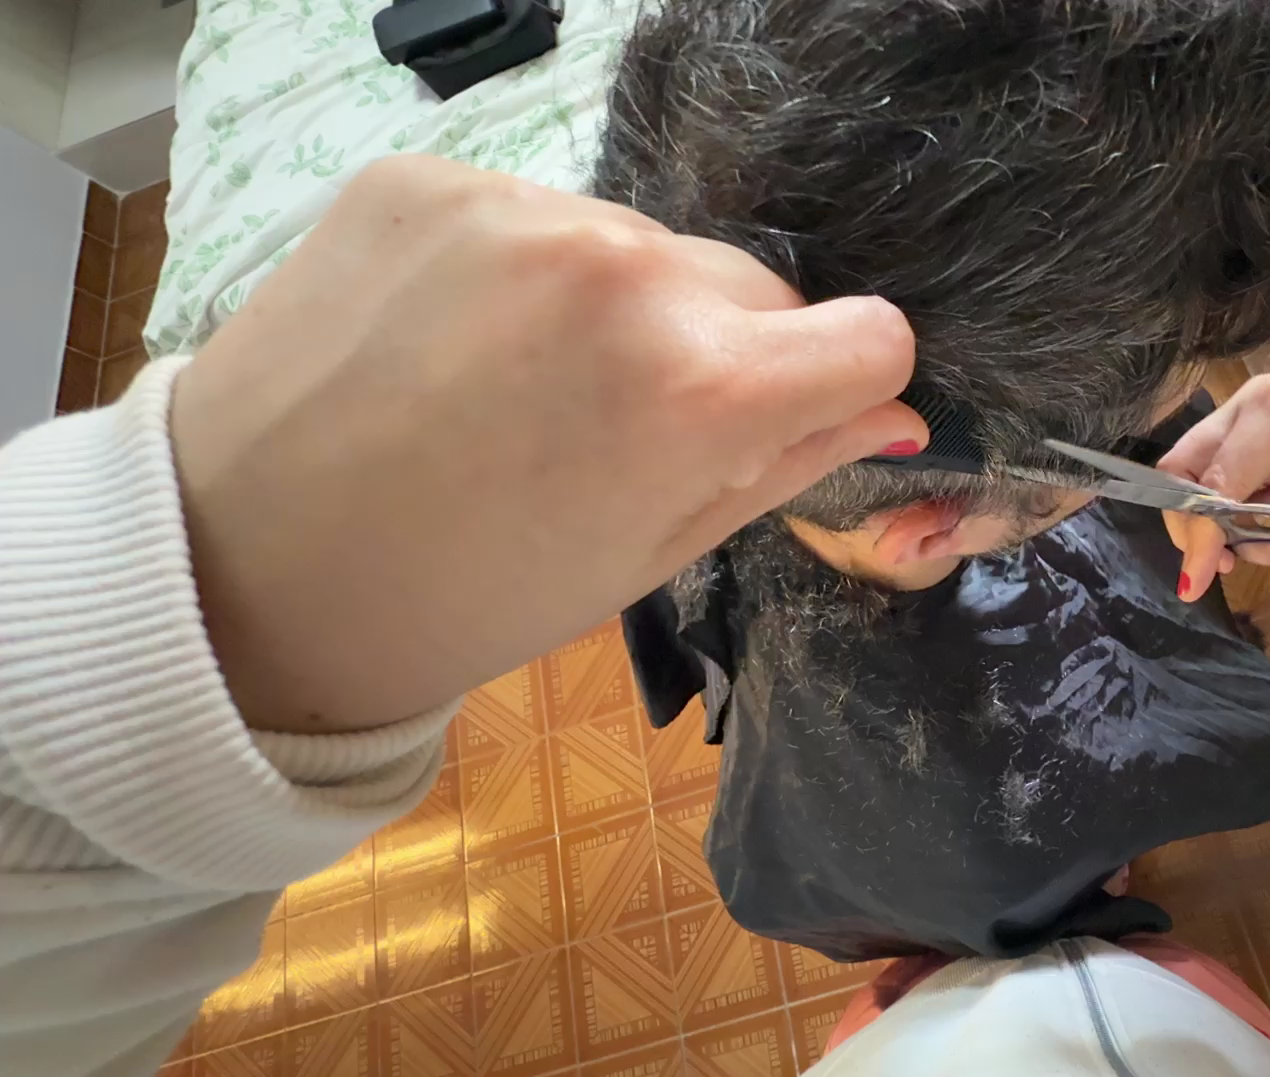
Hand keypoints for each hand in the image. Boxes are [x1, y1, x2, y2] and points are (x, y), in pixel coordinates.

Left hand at [171, 156, 923, 733]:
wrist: (255, 569)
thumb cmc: (497, 591)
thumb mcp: (672, 546)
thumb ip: (797, 460)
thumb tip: (897, 415)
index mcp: (699, 389)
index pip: (873, 336)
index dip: (859, 378)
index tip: (810, 407)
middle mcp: (628, 272)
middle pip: (766, 288)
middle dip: (741, 351)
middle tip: (651, 420)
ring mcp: (524, 209)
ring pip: (668, 251)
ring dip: (648, 312)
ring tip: (554, 381)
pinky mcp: (433, 176)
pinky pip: (565, 219)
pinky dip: (557, 278)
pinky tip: (485, 337)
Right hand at [1158, 369, 1269, 616]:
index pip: (1216, 479)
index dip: (1203, 533)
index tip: (1195, 582)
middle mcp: (1244, 409)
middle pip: (1183, 471)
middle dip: (1196, 526)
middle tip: (1228, 564)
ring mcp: (1240, 420)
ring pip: (1196, 480)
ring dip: (1223, 527)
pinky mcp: (1245, 438)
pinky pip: (1218, 481)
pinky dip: (1237, 516)